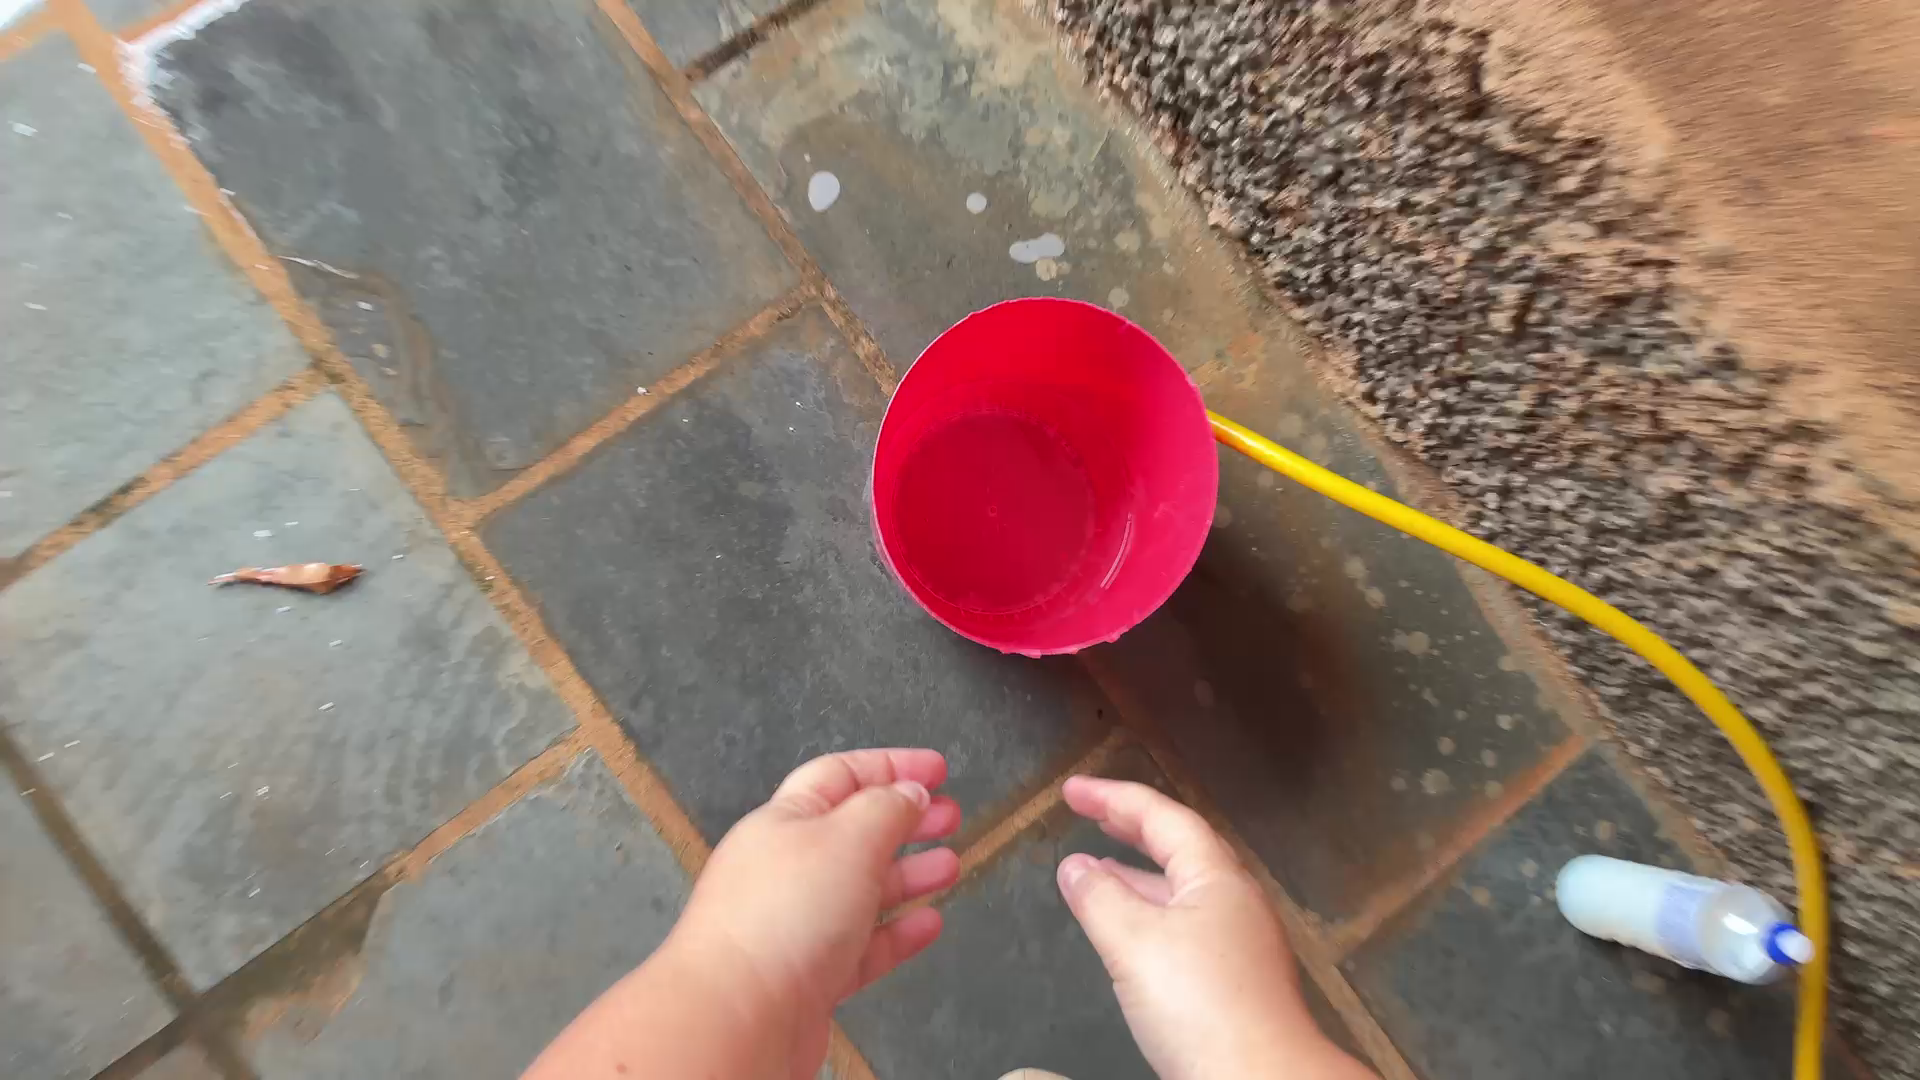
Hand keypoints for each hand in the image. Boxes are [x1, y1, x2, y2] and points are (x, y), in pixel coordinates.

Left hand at [663, 749, 963, 1076]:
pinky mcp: (809, 977)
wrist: (736, 1023)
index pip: (842, 773)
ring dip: (909, 873)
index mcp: (787, 819)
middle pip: (856, 829)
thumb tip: (911, 793)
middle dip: (906, 818)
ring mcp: (797, 923)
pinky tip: (929, 924)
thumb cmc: (787, 913)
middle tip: (951, 816)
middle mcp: (788, 866)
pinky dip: (898, 931)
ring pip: (863, 887)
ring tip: (951, 865)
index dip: (892, 765)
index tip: (937, 769)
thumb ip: (887, 808)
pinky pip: (862, 944)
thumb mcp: (848, 837)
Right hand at [1056, 776, 1375, 1079]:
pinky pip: (1181, 921)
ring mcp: (1237, 941)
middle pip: (1177, 844)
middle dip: (1129, 823)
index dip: (1112, 797)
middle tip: (1087, 810)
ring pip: (1179, 886)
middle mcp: (1232, 899)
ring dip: (1135, 869)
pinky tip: (1125, 929)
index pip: (1161, 816)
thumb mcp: (1135, 943)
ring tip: (1094, 865)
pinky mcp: (1233, 979)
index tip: (1071, 790)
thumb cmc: (1201, 1005)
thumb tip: (1074, 865)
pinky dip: (1146, 909)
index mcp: (1216, 876)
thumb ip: (1098, 897)